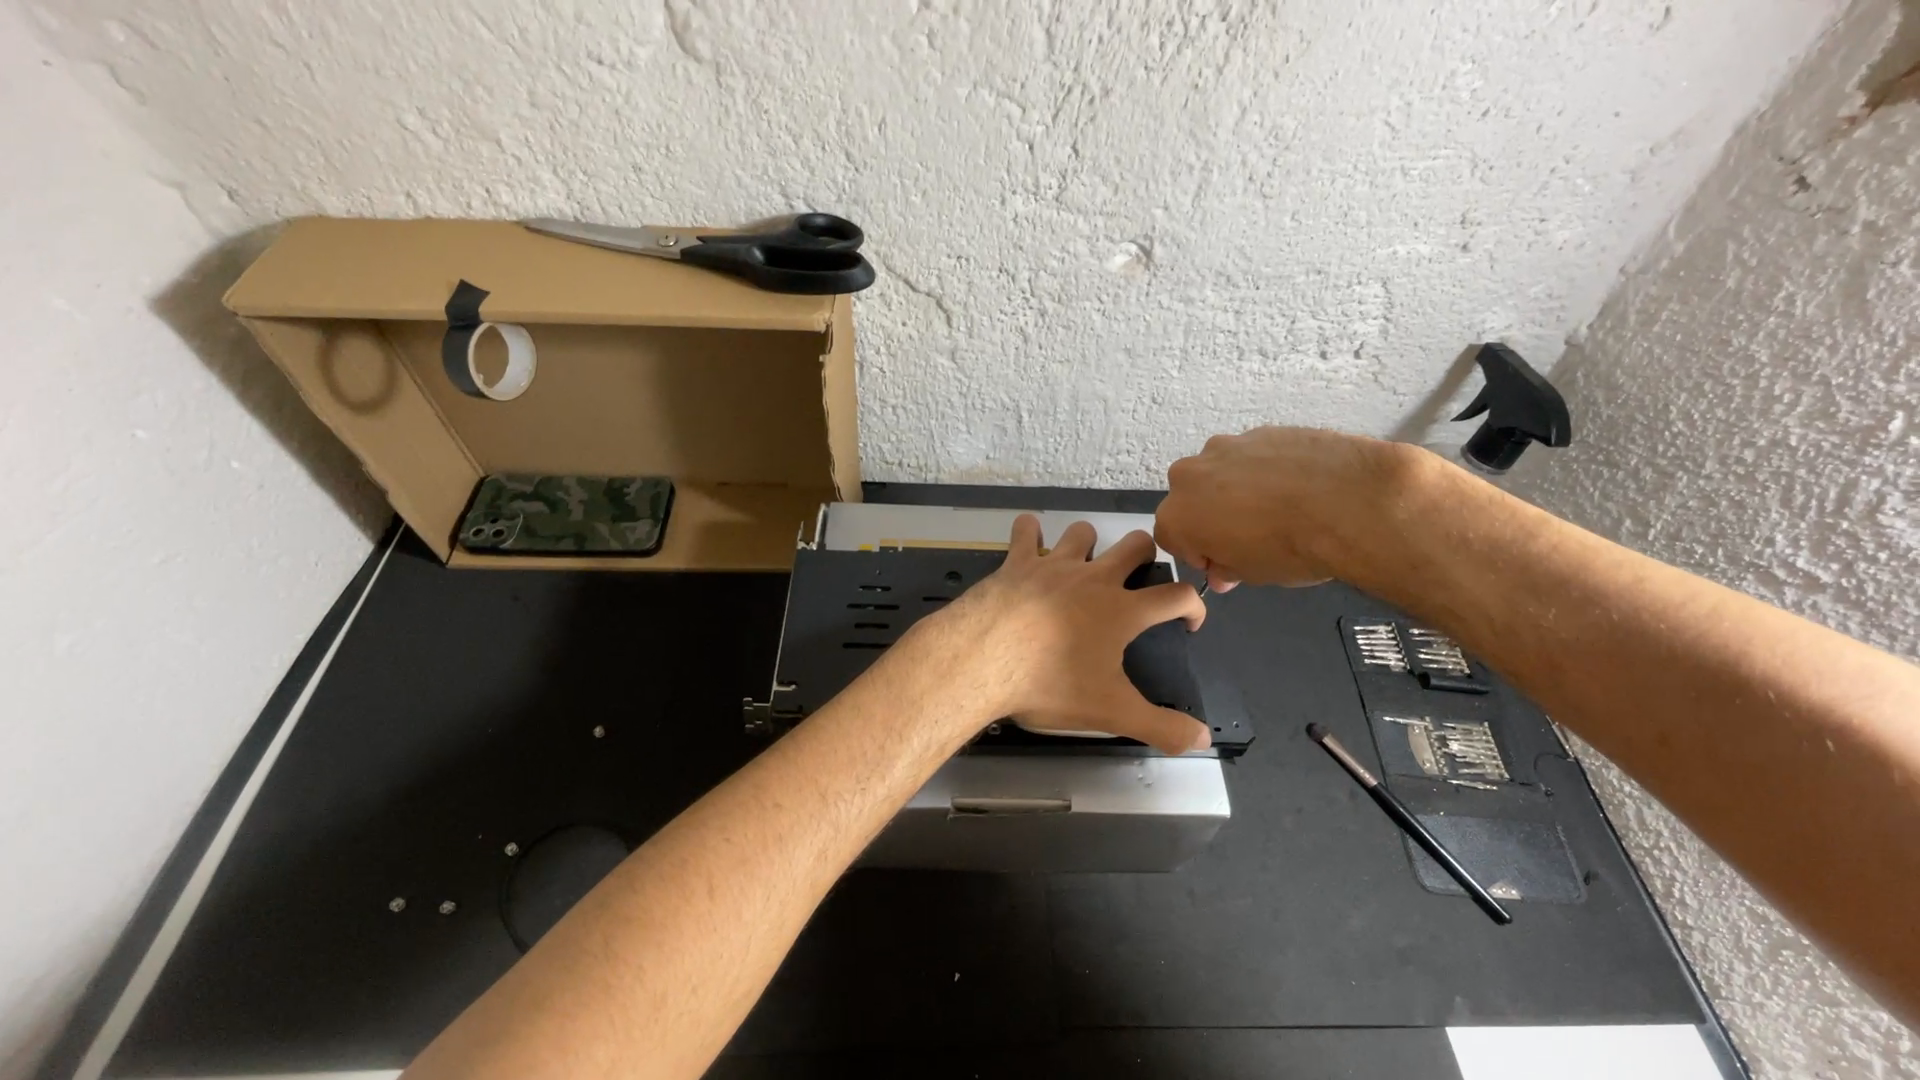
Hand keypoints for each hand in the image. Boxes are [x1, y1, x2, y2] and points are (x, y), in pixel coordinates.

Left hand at [909, 516, 1211, 755]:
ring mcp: (1052, 565)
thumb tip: (1203, 738)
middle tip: (1137, 580)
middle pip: (1136, 544)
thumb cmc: (1049, 684)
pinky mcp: (1015, 563)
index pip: (1176, 596)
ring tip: (1084, 564)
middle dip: (1145, 555)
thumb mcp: (1111, 712)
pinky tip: (1029, 542)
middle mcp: (1092, 578)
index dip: (1194, 605)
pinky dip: (1029, 533)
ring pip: (1083, 532)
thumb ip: (1161, 727)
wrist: (982, 659)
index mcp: (1121, 611)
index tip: (1189, 622)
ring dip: (1089, 543)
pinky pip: (1025, 532)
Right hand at [1154, 426, 1421, 590]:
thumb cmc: (1292, 546)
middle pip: (1191, 499)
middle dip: (1212, 517)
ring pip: (1221, 472)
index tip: (1224, 563)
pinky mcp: (1262, 430)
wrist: (1351, 501)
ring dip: (1237, 490)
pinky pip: (1253, 456)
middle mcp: (1191, 474)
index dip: (1197, 554)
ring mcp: (1227, 446)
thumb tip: (1224, 569)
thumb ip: (1227, 568)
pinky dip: (1266, 470)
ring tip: (1279, 509)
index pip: (1171, 538)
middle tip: (1250, 538)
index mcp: (1178, 515)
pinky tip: (1298, 488)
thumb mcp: (1253, 574)